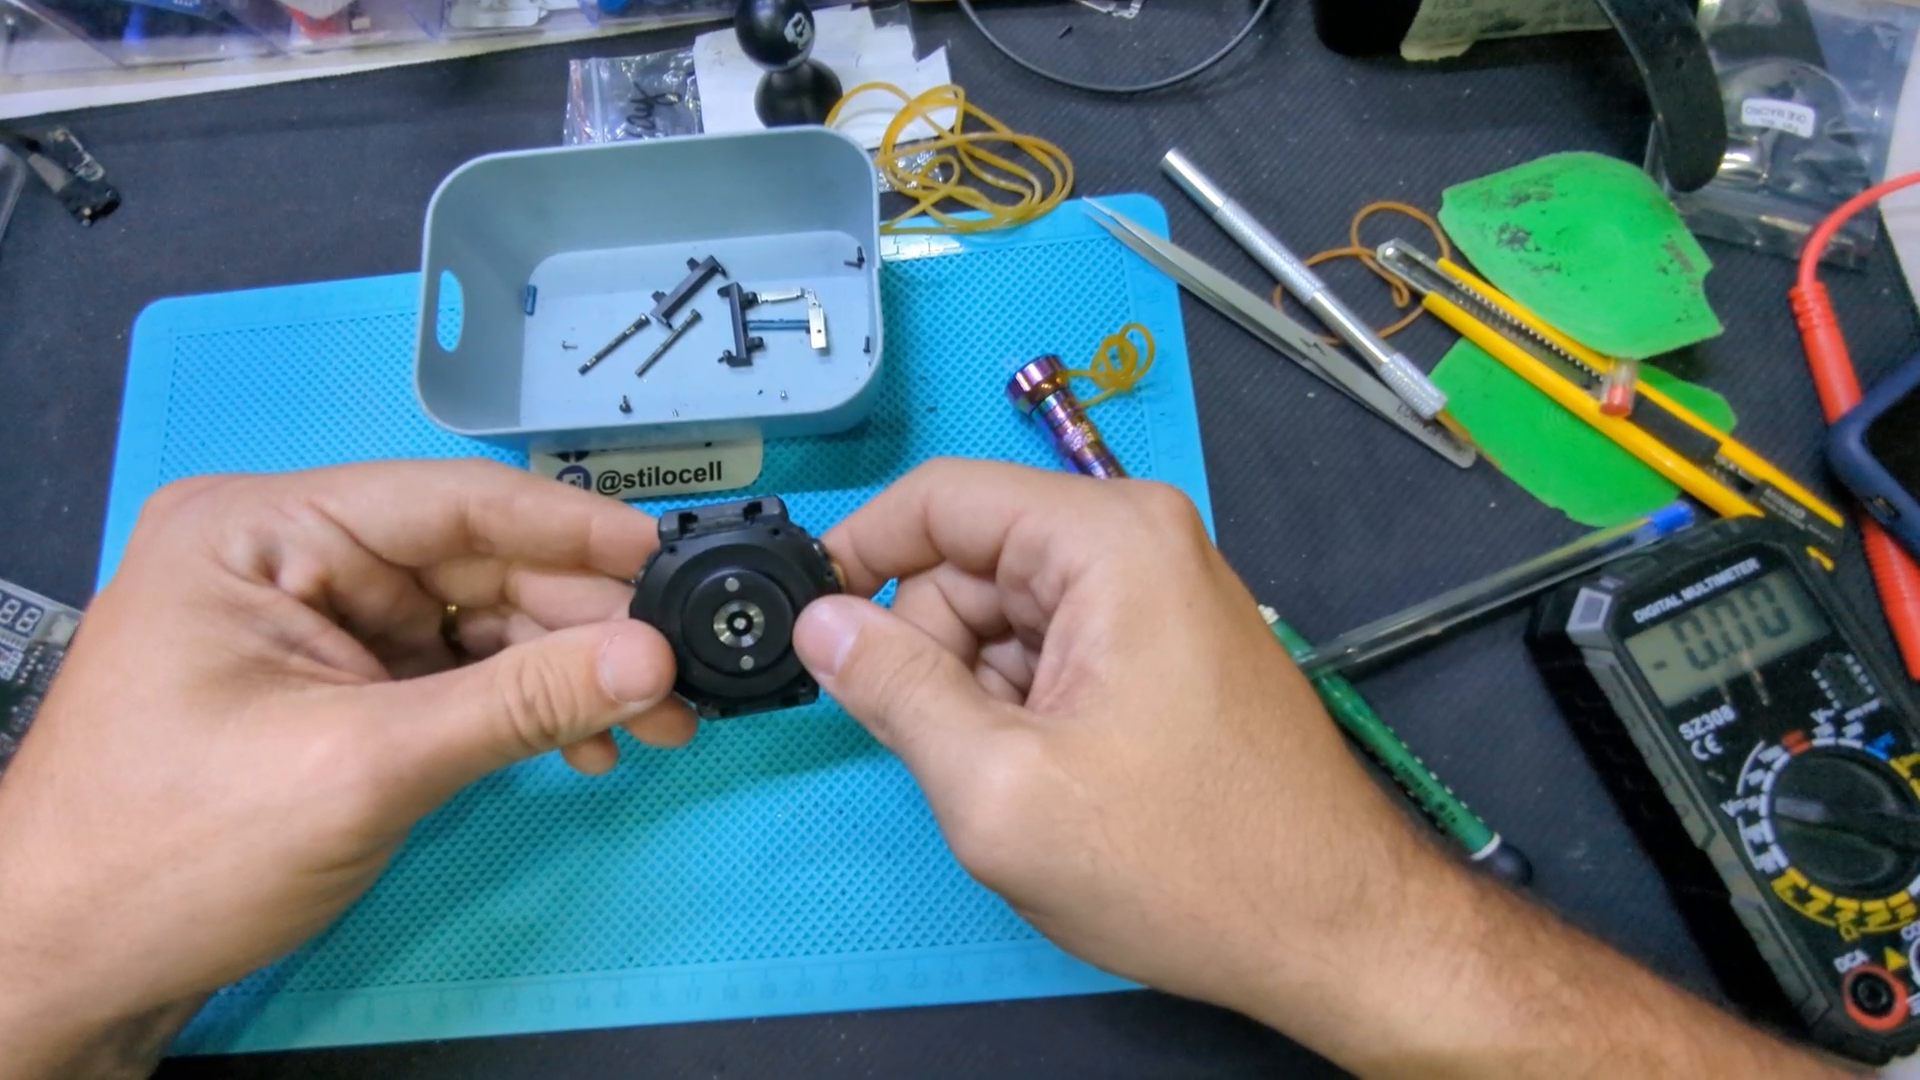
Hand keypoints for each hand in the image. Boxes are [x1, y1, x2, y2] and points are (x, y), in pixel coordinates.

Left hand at [0, 460, 690, 1077]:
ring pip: (510, 623)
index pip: (459, 504)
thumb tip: (657, 660)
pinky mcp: (384, 675)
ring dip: (587, 674)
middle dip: (593, 627)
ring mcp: (356, 619)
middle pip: (500, 568)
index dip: (575, 527)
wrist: (74, 976)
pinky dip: (549, 707)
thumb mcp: (368, 766)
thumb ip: (525, 703)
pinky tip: (596, 745)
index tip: (664, 555)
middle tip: (680, 665)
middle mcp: (322, 558)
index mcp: (274, 533)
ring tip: (664, 719)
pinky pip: (493, 671)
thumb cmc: (175, 856)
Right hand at [791, 459, 1425, 1039]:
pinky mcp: (1155, 633)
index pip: (941, 497)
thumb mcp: (1000, 788)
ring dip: (980, 686)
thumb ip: (894, 691)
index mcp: (1105, 537)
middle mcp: (1133, 537)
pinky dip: (1020, 697)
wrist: (1332, 930)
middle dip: (936, 650)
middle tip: (956, 746)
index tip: (816, 619)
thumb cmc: (1184, 864)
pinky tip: (1052, 762)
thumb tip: (822, 624)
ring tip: (1019, 768)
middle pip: (970, 561)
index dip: (862, 548)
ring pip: (1002, 610)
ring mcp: (1150, 584)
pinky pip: (1046, 640)